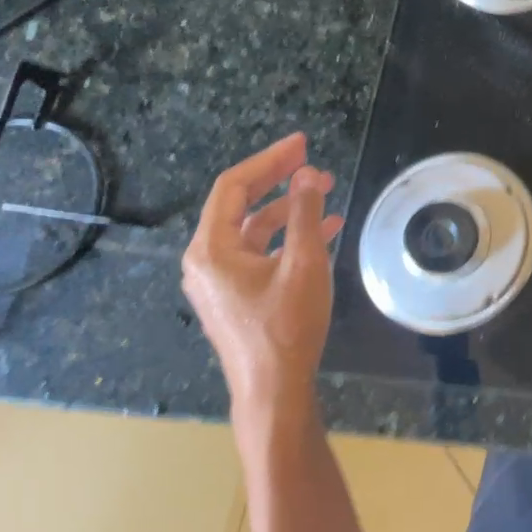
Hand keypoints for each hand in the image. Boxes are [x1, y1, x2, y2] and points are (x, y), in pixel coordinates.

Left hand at [182, 133, 344, 409]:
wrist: (273, 388)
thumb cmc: (286, 326)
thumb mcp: (304, 265)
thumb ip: (306, 215)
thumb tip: (308, 175)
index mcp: (211, 249)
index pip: (233, 187)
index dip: (269, 160)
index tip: (302, 144)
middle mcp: (206, 260)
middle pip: (239, 204)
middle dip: (277, 179)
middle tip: (311, 159)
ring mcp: (219, 279)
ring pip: (252, 228)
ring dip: (288, 208)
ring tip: (324, 192)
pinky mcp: (235, 294)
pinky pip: (258, 251)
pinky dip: (287, 236)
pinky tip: (323, 230)